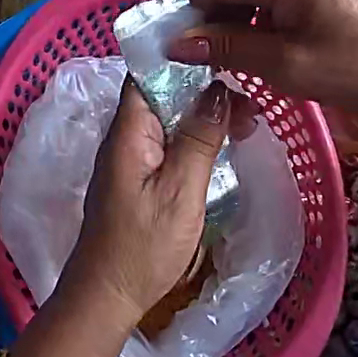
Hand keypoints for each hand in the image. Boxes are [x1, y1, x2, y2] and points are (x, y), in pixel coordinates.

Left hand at [54, 80, 246, 337]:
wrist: (107, 295)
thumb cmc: (143, 246)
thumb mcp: (180, 191)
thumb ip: (199, 139)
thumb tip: (218, 90)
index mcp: (128, 132)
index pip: (148, 75)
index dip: (183, 63)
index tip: (224, 60)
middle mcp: (124, 138)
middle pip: (163, 96)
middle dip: (204, 93)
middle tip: (250, 103)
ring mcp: (129, 159)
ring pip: (168, 121)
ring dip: (203, 117)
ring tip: (247, 122)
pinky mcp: (136, 178)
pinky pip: (166, 144)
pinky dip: (194, 140)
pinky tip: (221, 145)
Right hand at [170, 0, 357, 120]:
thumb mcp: (289, 67)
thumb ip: (228, 49)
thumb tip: (177, 43)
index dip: (194, 9)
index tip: (192, 48)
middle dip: (217, 13)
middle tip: (218, 57)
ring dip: (241, 15)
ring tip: (247, 54)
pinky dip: (265, 12)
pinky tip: (275, 42)